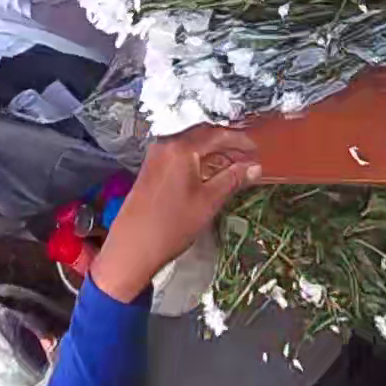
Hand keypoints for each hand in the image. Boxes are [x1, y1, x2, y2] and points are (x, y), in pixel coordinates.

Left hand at [89, 126, 261, 302]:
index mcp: (180, 148)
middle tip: (247, 157)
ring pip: (192, 144)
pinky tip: (210, 173)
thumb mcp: (208, 202)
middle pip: (204, 134)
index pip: (217, 134)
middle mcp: (167, 144)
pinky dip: (199, 159)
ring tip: (232, 166)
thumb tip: (255, 166)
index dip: (240, 140)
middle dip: (227, 143)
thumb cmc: (171, 226)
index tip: (256, 150)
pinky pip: (181, 153)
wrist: (129, 252)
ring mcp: (157, 155)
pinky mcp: (152, 168)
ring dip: (213, 151)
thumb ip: (233, 179)